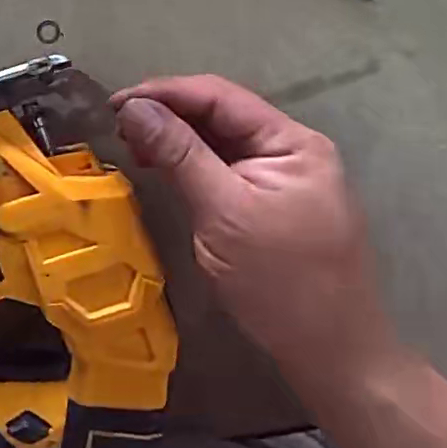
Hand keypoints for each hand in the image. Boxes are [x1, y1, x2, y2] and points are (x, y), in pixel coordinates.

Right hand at [110, 76, 398, 380]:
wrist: (331, 355)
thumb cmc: (281, 282)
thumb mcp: (223, 211)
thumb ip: (179, 153)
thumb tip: (133, 108)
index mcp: (290, 142)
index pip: (218, 96)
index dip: (163, 92)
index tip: (114, 104)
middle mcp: (286, 148)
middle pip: (216, 111)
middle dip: (164, 112)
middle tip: (117, 126)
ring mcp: (275, 173)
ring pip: (213, 136)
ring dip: (170, 134)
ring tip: (131, 143)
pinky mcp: (261, 197)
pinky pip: (216, 162)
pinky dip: (182, 158)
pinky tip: (156, 164)